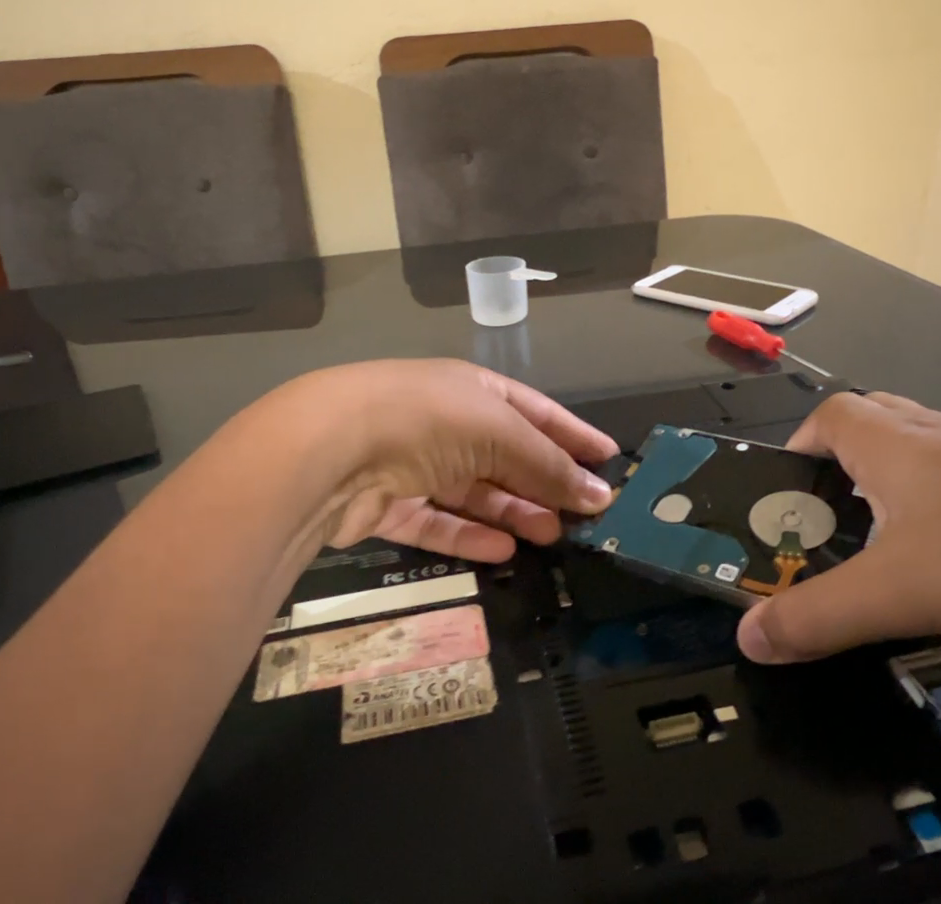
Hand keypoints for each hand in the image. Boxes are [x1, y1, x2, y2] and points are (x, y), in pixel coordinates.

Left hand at [288, 360, 619, 561]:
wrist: (332, 448)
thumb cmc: (429, 420)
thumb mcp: (502, 433)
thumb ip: (550, 466)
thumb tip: (599, 496)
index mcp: (472, 390)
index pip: (534, 412)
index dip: (572, 434)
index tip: (608, 461)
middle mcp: (443, 423)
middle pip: (505, 457)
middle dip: (544, 483)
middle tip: (584, 516)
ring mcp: (413, 464)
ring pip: (473, 493)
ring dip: (514, 513)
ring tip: (552, 537)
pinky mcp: (388, 505)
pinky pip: (438, 522)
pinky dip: (469, 535)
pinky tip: (503, 550)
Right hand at [737, 392, 940, 663]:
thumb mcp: (903, 592)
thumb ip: (819, 616)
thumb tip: (746, 638)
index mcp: (895, 444)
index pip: (827, 417)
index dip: (797, 449)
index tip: (787, 503)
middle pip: (872, 428)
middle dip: (840, 473)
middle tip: (832, 530)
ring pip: (925, 459)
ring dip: (895, 495)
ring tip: (890, 556)